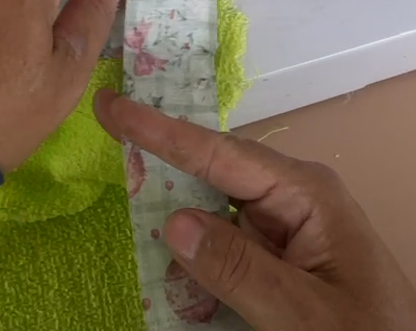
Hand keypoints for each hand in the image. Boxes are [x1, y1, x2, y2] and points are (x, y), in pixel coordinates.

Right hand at [94, 89, 415, 330]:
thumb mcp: (302, 314)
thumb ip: (239, 269)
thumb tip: (173, 221)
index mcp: (304, 191)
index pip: (220, 153)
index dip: (160, 131)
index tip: (112, 105)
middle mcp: (292, 196)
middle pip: (212, 171)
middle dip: (162, 160)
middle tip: (110, 136)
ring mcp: (285, 226)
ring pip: (213, 209)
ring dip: (174, 211)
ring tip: (131, 195)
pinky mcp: (279, 256)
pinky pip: (225, 244)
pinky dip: (194, 253)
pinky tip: (170, 261)